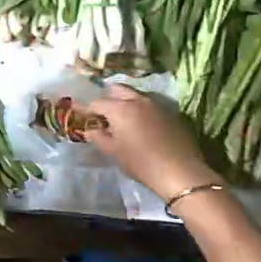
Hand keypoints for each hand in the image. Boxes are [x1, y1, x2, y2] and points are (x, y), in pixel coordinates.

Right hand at [85, 84, 220, 200]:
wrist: (180, 171)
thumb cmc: (140, 162)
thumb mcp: (113, 152)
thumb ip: (98, 137)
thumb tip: (89, 130)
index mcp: (120, 109)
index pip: (97, 102)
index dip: (86, 109)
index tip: (80, 114)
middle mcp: (138, 100)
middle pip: (118, 90)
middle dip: (107, 97)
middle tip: (101, 111)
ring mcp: (157, 105)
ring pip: (136, 95)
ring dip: (125, 101)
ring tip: (120, 116)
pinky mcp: (171, 113)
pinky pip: (150, 104)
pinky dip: (140, 109)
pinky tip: (140, 123)